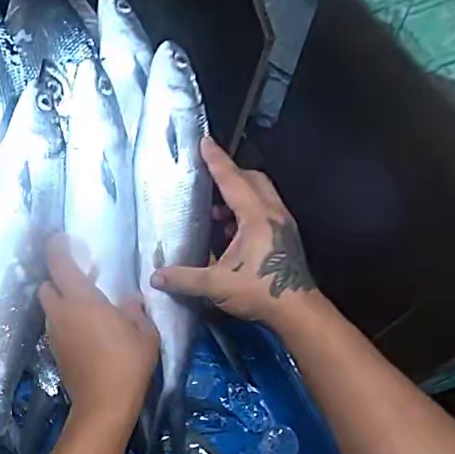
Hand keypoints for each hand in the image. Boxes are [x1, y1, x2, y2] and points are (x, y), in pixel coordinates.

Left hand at [41, 234, 158, 431]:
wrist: (105, 404)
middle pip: (46, 286)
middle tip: (82, 283)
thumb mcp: (144, 333)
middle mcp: (61, 313)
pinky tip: (88, 334)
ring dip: (62, 305)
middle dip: (58, 281)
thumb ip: (136, 311)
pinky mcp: (55, 354)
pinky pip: (56, 329)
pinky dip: (66, 325)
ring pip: (50, 310)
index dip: (57, 247)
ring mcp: (54, 336)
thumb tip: (130, 301)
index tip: (63, 239)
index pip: (59, 263)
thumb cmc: (128, 362)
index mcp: (81, 300)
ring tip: (89, 311)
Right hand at [151, 138, 320, 326]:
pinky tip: (234, 235)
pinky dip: (249, 213)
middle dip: (231, 176)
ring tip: (219, 215)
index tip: (204, 142)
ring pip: (262, 195)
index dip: (216, 160)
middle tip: (210, 184)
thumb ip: (185, 279)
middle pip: (253, 179)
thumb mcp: (216, 286)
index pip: (232, 179)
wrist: (298, 311)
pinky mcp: (288, 238)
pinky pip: (267, 212)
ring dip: (240, 196)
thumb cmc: (260, 292)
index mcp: (256, 216)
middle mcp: (273, 213)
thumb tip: (156, 278)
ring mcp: (284, 225)